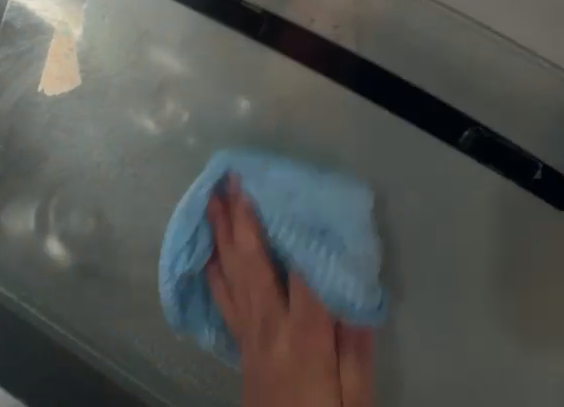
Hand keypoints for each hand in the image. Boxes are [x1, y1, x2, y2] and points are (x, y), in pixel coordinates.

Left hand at [206, 178, 374, 406]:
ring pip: (231, 273)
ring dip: (221, 233)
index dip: (298, 232)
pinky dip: (214, 269)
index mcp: (305, 338)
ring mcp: (250, 335)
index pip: (302, 274)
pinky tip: (207, 250)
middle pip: (252, 263)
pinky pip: (223, 299)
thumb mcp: (356, 399)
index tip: (293, 191)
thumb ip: (356, 347)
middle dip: (242, 217)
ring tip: (212, 198)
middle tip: (232, 178)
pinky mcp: (241, 344)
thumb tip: (356, 293)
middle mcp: (270, 327)